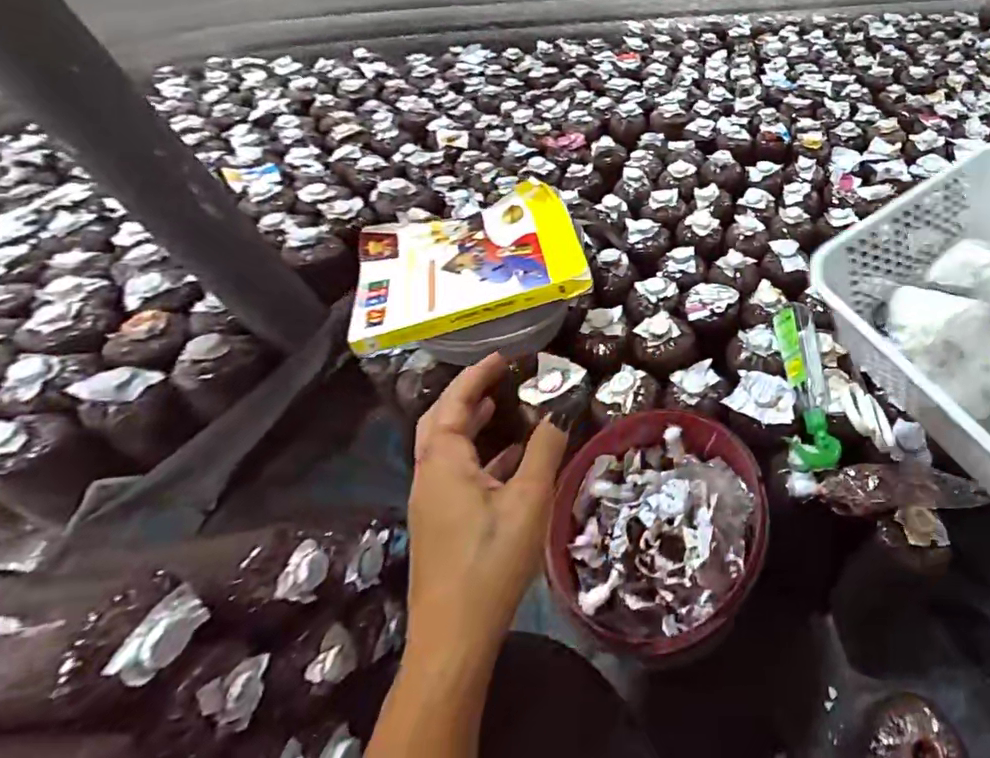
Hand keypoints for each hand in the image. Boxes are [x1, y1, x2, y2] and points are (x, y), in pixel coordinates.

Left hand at [405, 352, 566, 660]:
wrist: (455, 634)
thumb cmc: (492, 559)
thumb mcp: (529, 499)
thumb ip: (544, 449)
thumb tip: (560, 409)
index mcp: (443, 466)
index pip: (452, 406)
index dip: (475, 376)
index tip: (503, 356)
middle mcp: (429, 479)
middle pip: (439, 425)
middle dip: (465, 395)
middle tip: (498, 375)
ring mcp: (433, 504)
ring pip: (447, 450)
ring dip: (471, 423)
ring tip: (501, 405)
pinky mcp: (442, 524)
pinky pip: (458, 472)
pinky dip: (481, 454)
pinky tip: (510, 459)